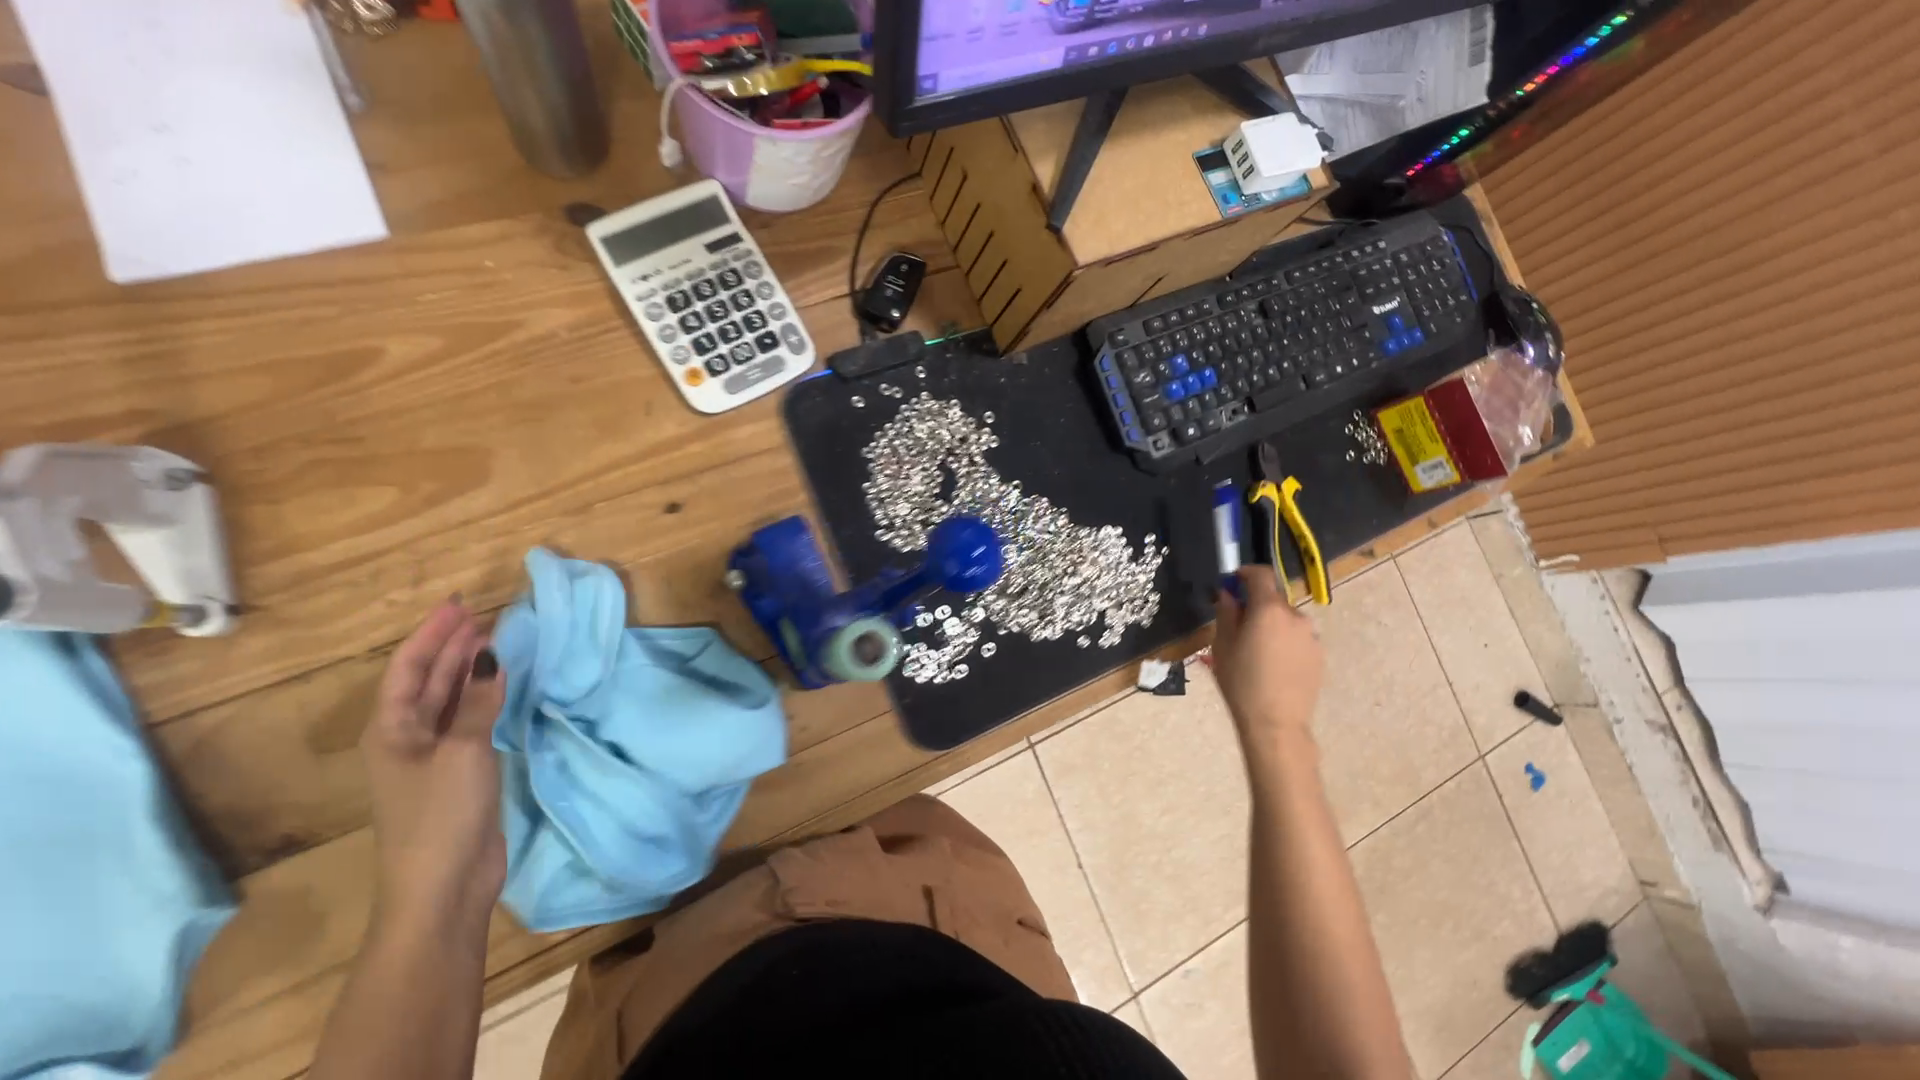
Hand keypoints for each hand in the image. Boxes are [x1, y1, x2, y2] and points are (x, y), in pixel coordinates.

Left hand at [362, 598, 507, 931]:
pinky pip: (468, 723)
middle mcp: (406, 738)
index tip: (459, 605)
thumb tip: (490, 656)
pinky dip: (483, 700)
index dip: (431, 634)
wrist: (443, 886)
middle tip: (481, 618)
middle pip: (426, 681)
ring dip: (467, 672)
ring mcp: (432, 759)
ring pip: (448, 702)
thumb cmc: (441, 814)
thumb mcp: (461, 751)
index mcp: (390, 729)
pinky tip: (502, 687)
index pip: (407, 667)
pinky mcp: (458, 775)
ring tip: (493, 642)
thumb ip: (477, 702)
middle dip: (450, 648)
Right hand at [1213, 567, 1324, 758]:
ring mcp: (1311, 636)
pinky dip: (1285, 643)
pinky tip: (1274, 667)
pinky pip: (1297, 639)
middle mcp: (1295, 616)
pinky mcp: (1319, 655)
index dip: (1246, 573)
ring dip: (1272, 626)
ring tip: (1257, 653)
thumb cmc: (1241, 682)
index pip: (1261, 574)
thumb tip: (1229, 594)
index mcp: (1269, 609)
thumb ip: (1226, 613)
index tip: (1233, 582)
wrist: (1275, 723)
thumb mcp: (1222, 645)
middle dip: (1257, 606)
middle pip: (1274, 600)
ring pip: (1286, 621)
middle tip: (1239, 628)